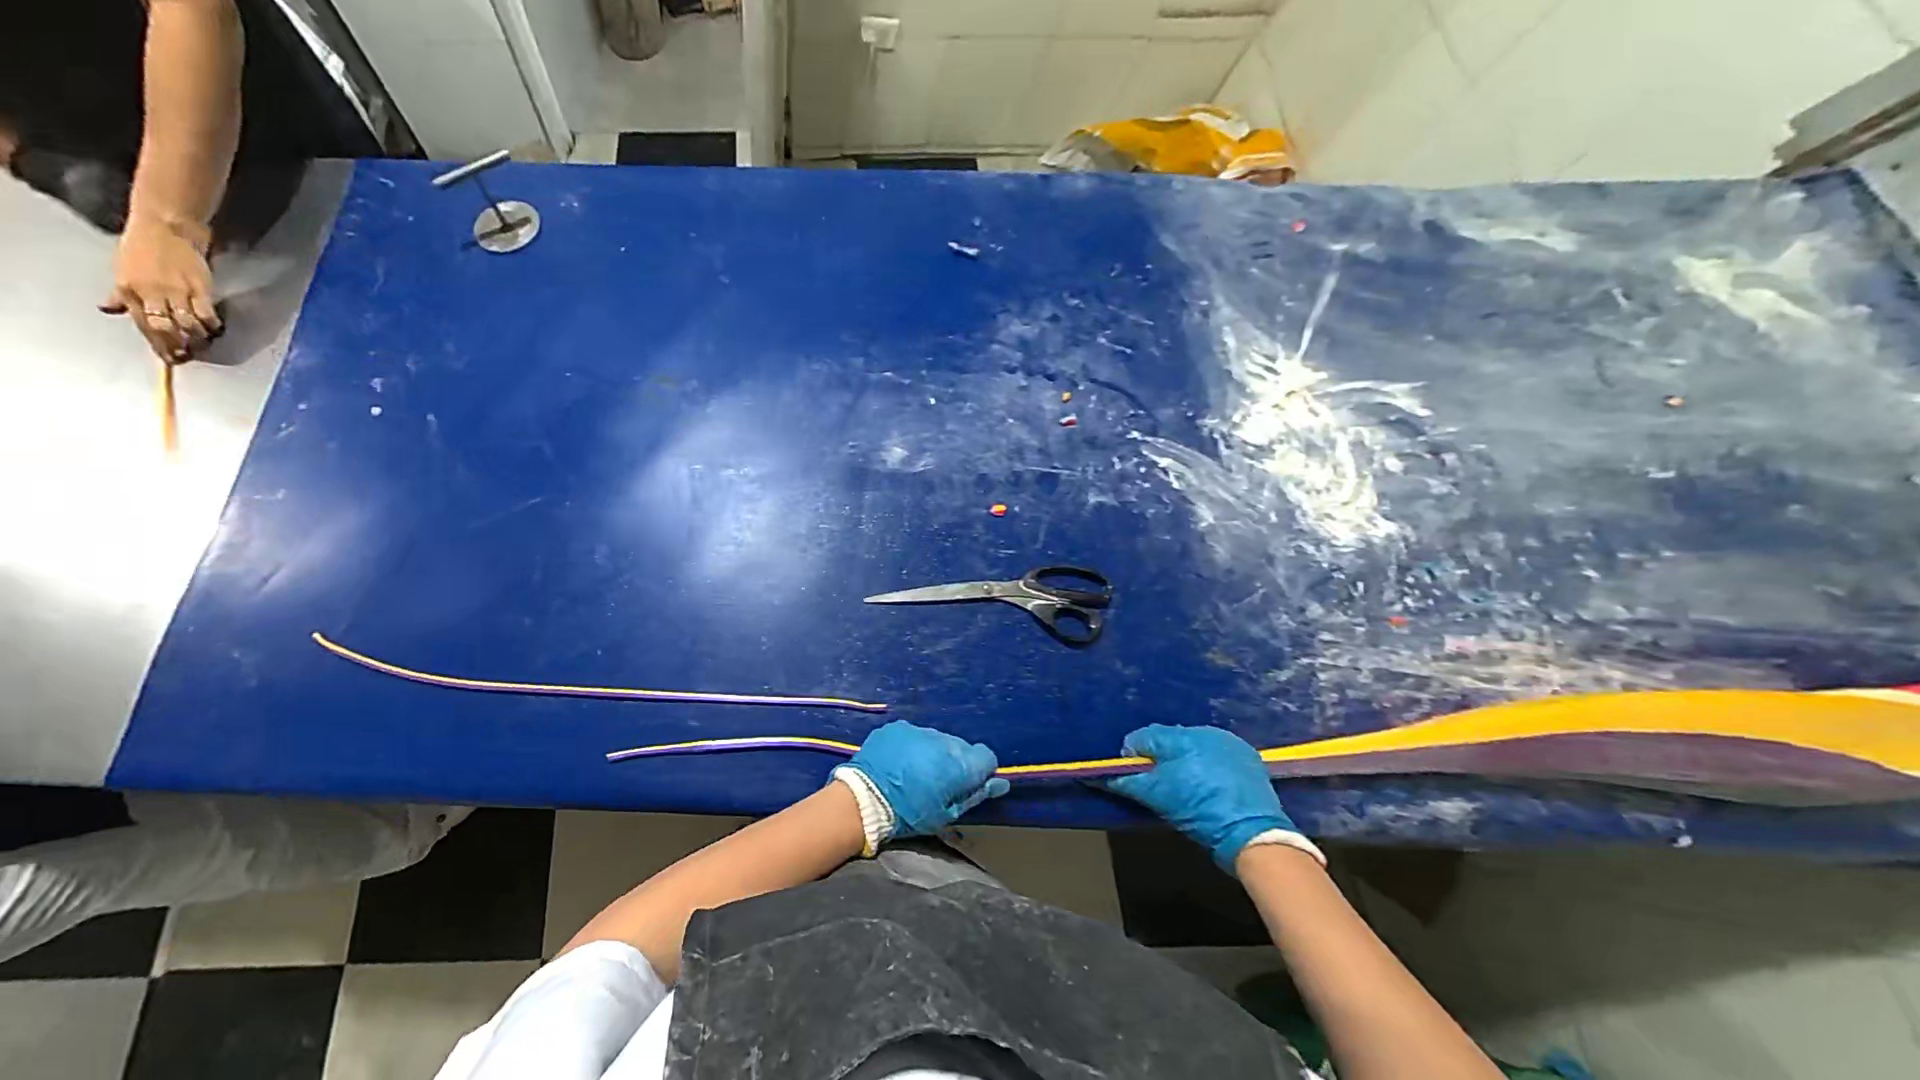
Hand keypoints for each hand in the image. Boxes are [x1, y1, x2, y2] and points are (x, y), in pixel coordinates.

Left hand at [101, 213, 220, 362]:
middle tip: (187, 356)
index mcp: (129, 289)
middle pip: (164, 327)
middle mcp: (151, 292)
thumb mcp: (122, 269)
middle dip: (176, 345)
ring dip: (195, 337)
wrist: (165, 229)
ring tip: (202, 343)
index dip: (156, 343)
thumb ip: (120, 293)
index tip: (168, 358)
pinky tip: (214, 328)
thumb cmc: (142, 247)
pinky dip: (211, 324)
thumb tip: (109, 310)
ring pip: (186, 323)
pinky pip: (205, 313)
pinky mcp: (198, 287)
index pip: (142, 324)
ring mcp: (176, 290)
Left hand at [843, 720, 1009, 838]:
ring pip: (938, 740)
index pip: (986, 757)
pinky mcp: (897, 727)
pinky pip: (914, 735)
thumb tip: (999, 783)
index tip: (968, 785)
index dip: (980, 772)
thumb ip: (975, 795)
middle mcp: (943, 740)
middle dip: (955, 762)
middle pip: (961, 748)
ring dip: (934, 753)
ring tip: (916, 773)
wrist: (861, 802)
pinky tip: (900, 764)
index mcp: (958, 763)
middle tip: (939, 783)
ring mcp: (918, 730)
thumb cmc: (908, 815)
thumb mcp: (946, 814)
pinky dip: (913, 747)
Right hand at [1100, 724, 1296, 872]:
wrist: (1253, 834)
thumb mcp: (1157, 796)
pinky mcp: (1248, 760)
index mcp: (1182, 736)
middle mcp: (1206, 732)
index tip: (1134, 777)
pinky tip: (1210, 790)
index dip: (1134, 756)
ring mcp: (1230, 744)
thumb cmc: (1200, 810)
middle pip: (1169, 740)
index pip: (1144, 736)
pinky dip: (1208, 769)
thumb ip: (1128, 781)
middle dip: (1160, 759)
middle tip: (1160, 786)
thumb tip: (1104, 774)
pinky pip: (1216, 757)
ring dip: (1184, 763)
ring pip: (1194, 748)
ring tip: (1185, 790)